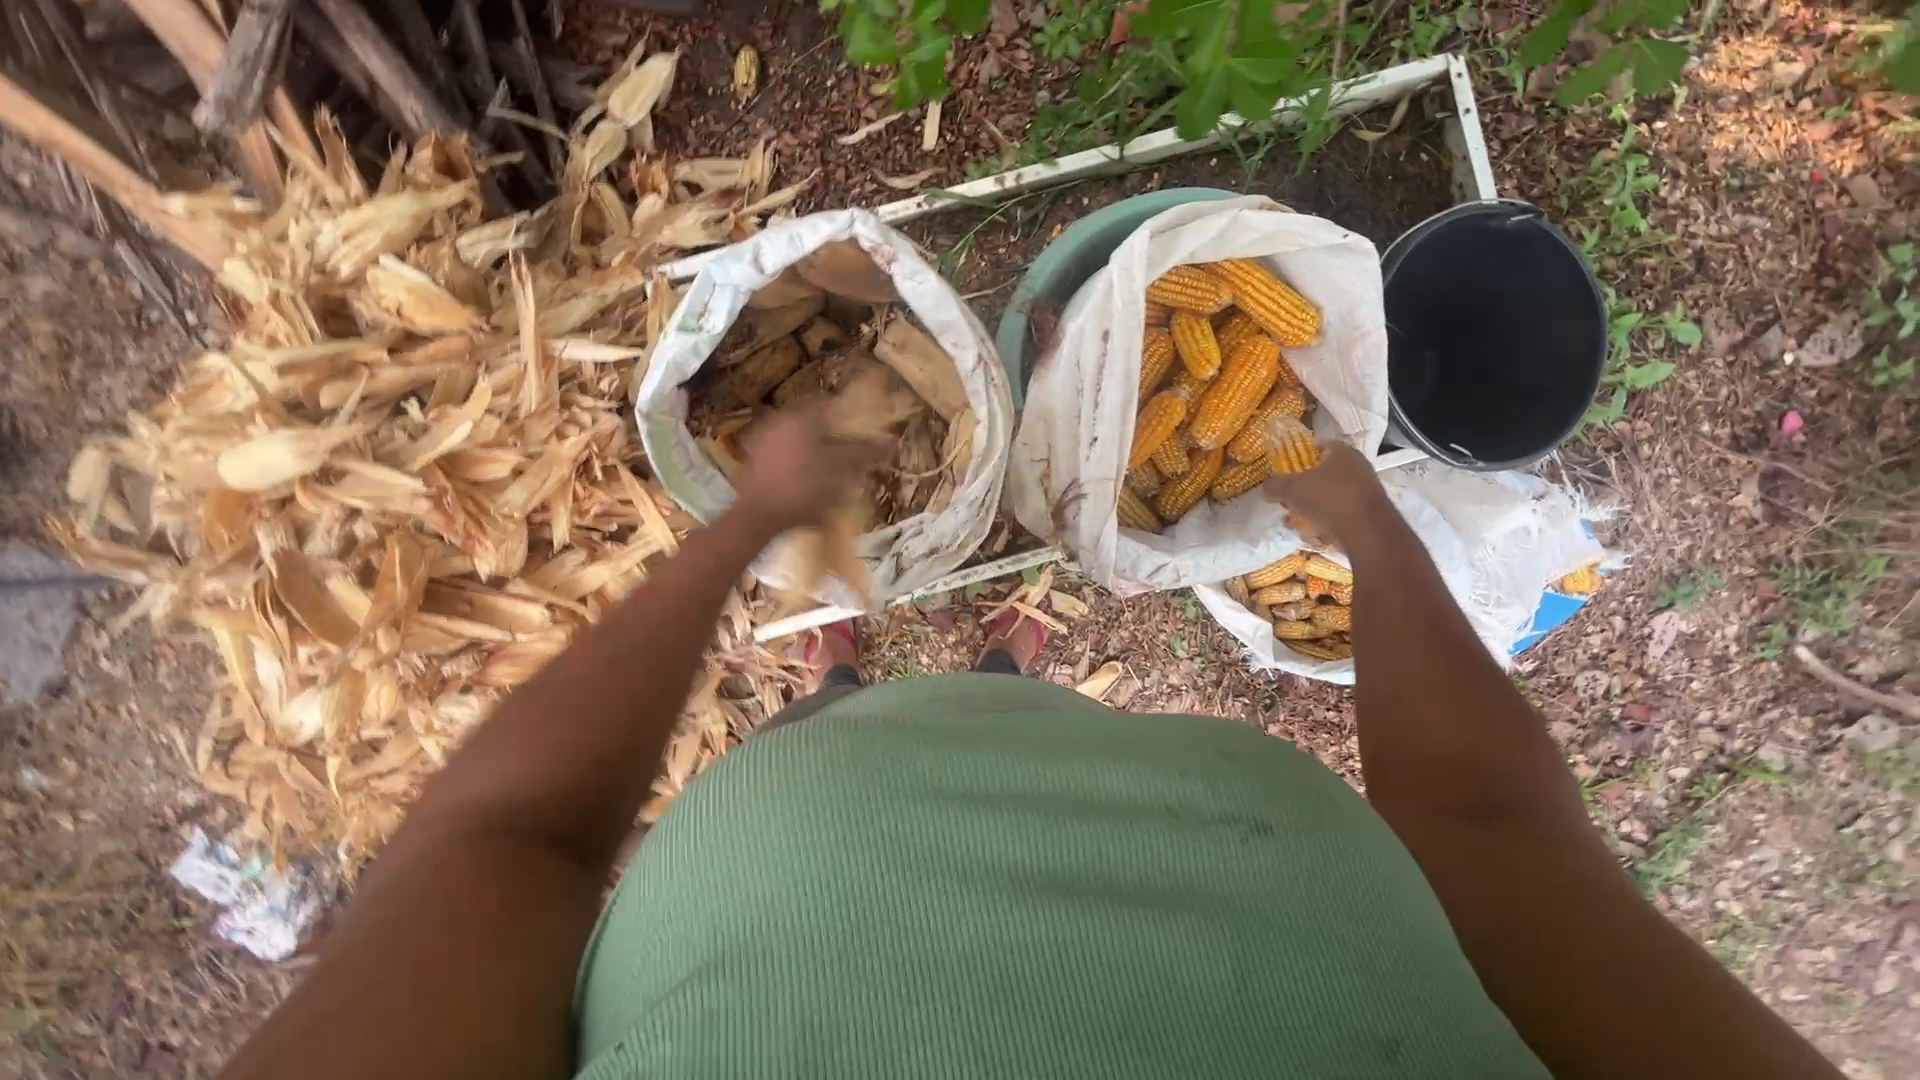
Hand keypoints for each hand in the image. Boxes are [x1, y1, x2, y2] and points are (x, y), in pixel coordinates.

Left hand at [733, 408, 885, 533]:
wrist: (759, 516)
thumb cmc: (804, 488)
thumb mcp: (842, 470)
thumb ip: (865, 452)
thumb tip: (891, 440)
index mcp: (802, 416)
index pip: (829, 403)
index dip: (846, 414)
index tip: (858, 429)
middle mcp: (779, 420)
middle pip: (810, 420)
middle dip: (828, 432)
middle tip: (844, 449)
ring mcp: (762, 440)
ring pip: (794, 437)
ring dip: (811, 448)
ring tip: (826, 468)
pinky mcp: (752, 462)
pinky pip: (780, 454)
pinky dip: (794, 462)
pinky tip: (804, 480)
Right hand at [1261, 442, 1392, 544]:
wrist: (1367, 531)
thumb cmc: (1329, 499)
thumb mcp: (1292, 489)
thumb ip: (1275, 485)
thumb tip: (1266, 487)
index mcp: (1342, 452)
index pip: (1320, 445)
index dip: (1301, 455)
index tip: (1286, 468)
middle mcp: (1358, 466)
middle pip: (1324, 471)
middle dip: (1304, 484)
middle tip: (1288, 495)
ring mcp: (1365, 489)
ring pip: (1332, 493)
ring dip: (1313, 504)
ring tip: (1295, 517)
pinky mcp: (1368, 512)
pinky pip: (1340, 511)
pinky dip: (1326, 518)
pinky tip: (1312, 530)